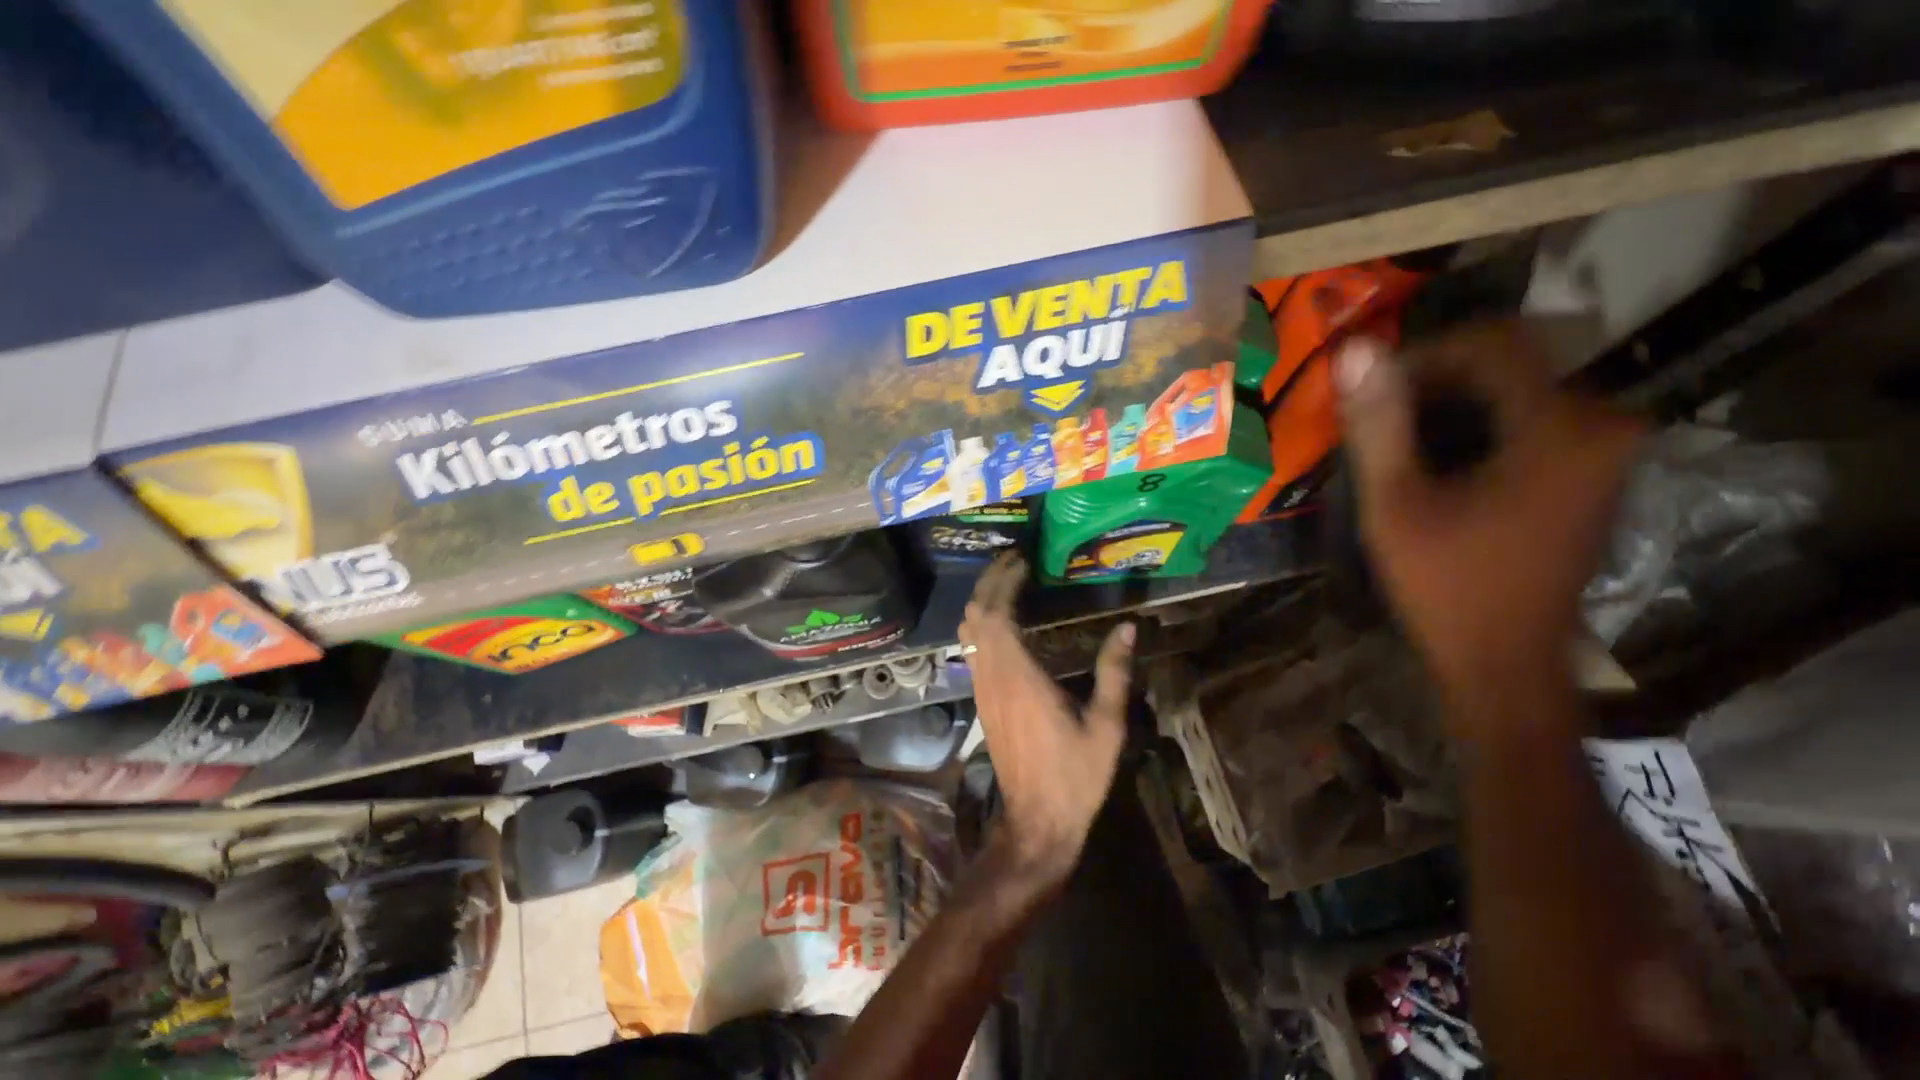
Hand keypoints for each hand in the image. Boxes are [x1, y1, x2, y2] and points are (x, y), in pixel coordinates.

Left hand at [957, 553, 1132, 882]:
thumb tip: (1127, 627)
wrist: (1037, 820)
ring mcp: (982, 691)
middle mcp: (993, 678)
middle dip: (989, 582)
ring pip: (968, 633)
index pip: (997, 615)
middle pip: (975, 616)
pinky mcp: (982, 702)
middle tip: (1014, 560)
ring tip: (1007, 581)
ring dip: (981, 601)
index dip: (1004, 583)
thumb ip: (1114, 673)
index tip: (1022, 560)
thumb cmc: (1076, 775)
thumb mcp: (1106, 725)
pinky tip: (1002, 621)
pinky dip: (980, 625)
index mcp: (1020, 678)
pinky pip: (971, 651)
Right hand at [1334, 322, 1642, 721]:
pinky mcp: (1599, 473)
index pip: (1494, 343)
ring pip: (1522, 390)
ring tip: (1403, 440)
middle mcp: (1604, 425)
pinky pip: (1538, 419)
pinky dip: (1487, 425)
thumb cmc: (1449, 589)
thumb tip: (1356, 348)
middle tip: (1382, 418)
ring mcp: (1609, 451)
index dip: (1428, 353)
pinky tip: (1444, 461)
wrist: (1507, 666)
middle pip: (1512, 364)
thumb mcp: (1396, 507)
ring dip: (1460, 404)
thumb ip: (1379, 425)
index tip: (1377, 390)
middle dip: (1440, 380)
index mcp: (1561, 428)